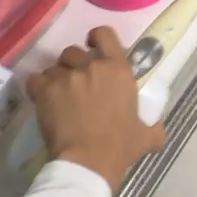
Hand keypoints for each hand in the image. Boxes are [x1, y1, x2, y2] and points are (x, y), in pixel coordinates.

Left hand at [27, 26, 161, 188]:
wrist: (88, 162)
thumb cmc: (120, 146)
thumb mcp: (146, 136)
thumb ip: (154, 129)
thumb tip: (160, 134)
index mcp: (118, 69)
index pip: (104, 34)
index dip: (96, 38)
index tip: (94, 48)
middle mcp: (90, 67)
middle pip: (73, 51)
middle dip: (74, 64)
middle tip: (77, 81)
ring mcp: (65, 78)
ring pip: (54, 67)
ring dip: (56, 77)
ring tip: (59, 94)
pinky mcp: (44, 92)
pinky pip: (35, 80)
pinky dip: (38, 87)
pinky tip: (42, 99)